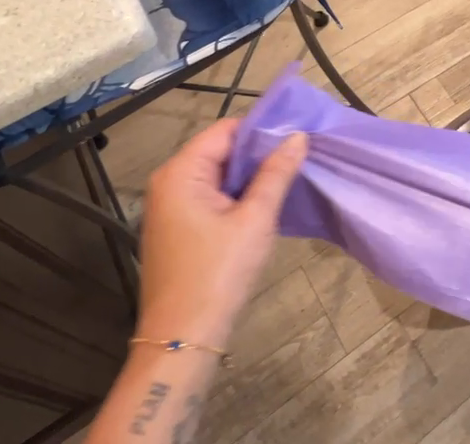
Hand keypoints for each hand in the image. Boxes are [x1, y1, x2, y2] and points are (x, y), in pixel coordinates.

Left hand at [134, 118, 307, 345]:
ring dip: (250, 177)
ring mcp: (170, 208)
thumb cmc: (218, 273)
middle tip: (299, 157)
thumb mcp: (256, 219)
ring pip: (219, 175)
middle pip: (221, 150)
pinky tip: (264, 205)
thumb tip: (298, 137)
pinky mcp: (177, 229)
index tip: (298, 135)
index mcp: (181, 173)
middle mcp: (169, 183)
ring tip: (288, 178)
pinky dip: (237, 196)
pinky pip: (211, 197)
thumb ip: (276, 173)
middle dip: (259, 153)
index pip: (226, 130)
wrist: (182, 340)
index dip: (262, 129)